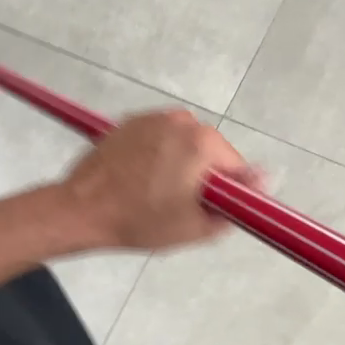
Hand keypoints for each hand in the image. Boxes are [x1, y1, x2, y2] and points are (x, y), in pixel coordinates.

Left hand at [60, 109, 260, 251]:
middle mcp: (179, 120)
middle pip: (208, 151)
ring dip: (176, 164)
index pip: (235, 168)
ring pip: (181, 144)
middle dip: (199, 176)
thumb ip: (239, 204)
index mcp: (202, 142)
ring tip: (152, 193)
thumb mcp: (196, 226)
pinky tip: (136, 178)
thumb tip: (265, 178)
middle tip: (173, 205)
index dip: (225, 193)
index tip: (202, 210)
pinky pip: (156, 138)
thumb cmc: (139, 220)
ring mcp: (150, 117)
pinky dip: (153, 155)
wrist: (80, 209)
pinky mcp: (127, 122)